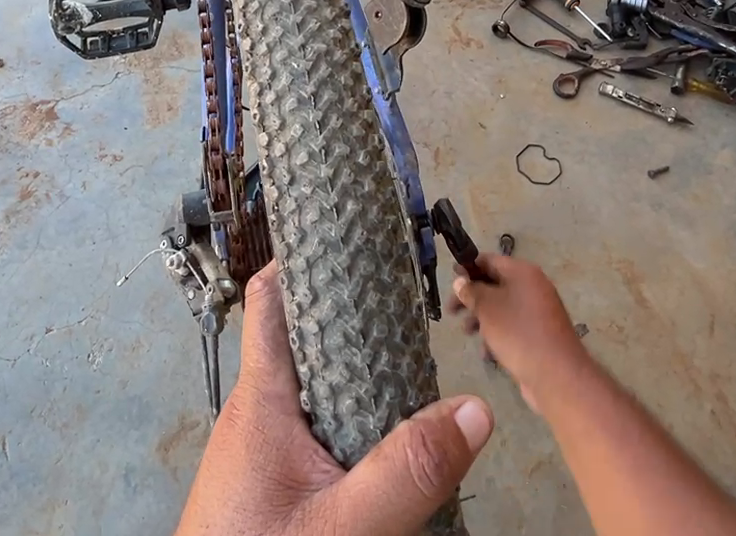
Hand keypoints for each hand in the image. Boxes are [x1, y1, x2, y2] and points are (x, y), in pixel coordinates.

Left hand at [174, 261, 494, 535]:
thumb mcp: (340, 527)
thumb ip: (405, 473)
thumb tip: (476, 409)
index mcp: (261, 399)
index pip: (269, 300)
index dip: (300, 256)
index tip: (345, 230)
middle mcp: (258, 412)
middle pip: (302, 338)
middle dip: (348, 314)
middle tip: (403, 297)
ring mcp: (263, 448)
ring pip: (314, 385)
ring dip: (354, 367)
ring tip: (408, 356)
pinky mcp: (273, 482)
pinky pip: (317, 427)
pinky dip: (351, 413)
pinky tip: (388, 432)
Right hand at [450, 255, 588, 409]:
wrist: (556, 374)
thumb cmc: (518, 332)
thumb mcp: (488, 308)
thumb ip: (471, 291)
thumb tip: (460, 281)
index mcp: (523, 272)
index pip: (490, 260)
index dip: (468, 267)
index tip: (451, 279)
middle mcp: (532, 287)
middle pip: (495, 284)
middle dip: (472, 297)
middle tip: (452, 310)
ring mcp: (538, 311)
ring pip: (502, 307)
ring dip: (482, 317)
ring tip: (466, 332)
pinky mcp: (539, 334)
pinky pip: (512, 326)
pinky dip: (497, 333)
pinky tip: (486, 352)